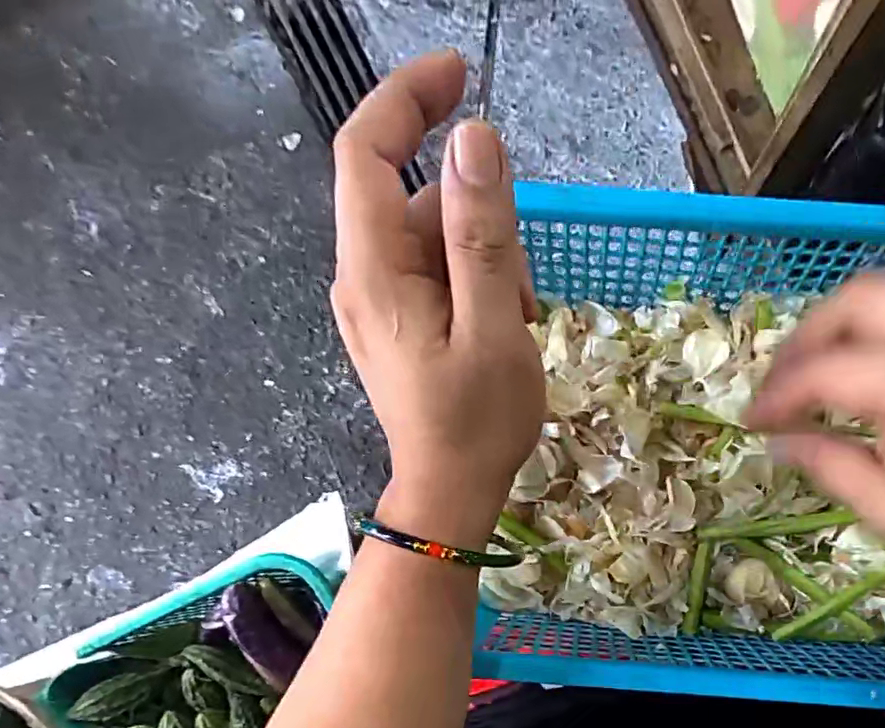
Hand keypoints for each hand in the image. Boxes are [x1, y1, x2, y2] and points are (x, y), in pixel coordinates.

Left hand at [331, 50, 543, 549]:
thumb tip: (474, 140)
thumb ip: (483, 235)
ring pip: (430, 242)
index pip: (365, 152)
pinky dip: (472, 286)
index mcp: (375, 271)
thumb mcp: (494, 327)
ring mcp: (375, 306)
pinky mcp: (394, 327)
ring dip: (483, 262)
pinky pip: (432, 277)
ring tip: (517, 321)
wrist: (449, 495)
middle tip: (523, 283)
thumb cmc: (477, 422)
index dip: (406, 100)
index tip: (460, 75)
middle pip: (412, 201)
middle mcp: (361, 278)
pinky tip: (499, 329)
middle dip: (476, 220)